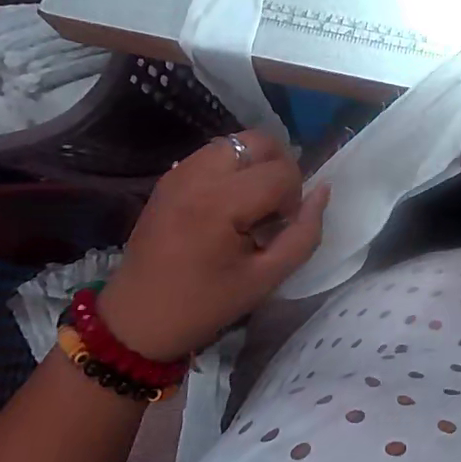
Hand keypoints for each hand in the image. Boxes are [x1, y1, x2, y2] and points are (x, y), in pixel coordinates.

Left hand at [99, 130, 328, 358]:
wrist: (137, 320)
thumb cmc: (204, 304)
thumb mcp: (266, 278)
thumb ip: (304, 234)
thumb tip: (323, 191)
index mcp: (218, 202)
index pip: (282, 172)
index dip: (295, 199)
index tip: (280, 230)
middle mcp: (196, 174)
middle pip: (260, 141)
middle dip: (280, 169)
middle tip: (274, 208)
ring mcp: (178, 171)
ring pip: (237, 142)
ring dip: (257, 166)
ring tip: (251, 206)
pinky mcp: (169, 177)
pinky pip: (215, 154)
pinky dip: (234, 169)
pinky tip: (229, 206)